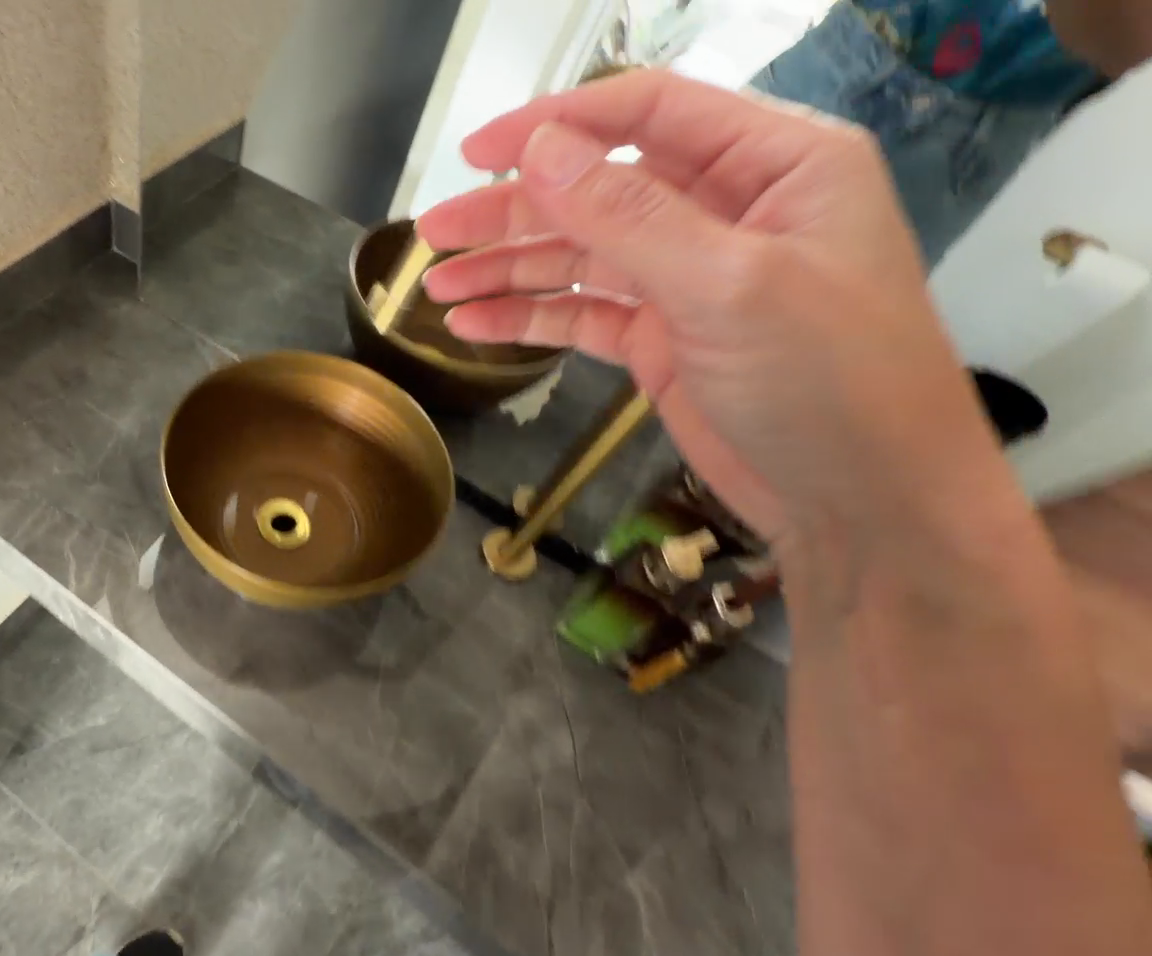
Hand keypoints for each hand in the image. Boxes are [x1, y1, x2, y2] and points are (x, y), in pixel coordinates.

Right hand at [417, 71, 1004, 552]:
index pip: (646, 116)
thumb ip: (628, 217)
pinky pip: (581, 315)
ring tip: (435, 286)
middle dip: (510, 212)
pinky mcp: (660, 339)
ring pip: (578, 257)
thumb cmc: (828, 380)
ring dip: (506, 269)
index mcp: (771, 164)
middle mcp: (724, 211)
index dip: (555, 124)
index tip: (475, 153)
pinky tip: (473, 326)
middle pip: (595, 192)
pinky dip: (528, 319)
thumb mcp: (727, 287)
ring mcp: (687, 280)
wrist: (862, 501)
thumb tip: (538, 150)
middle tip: (431, 232)